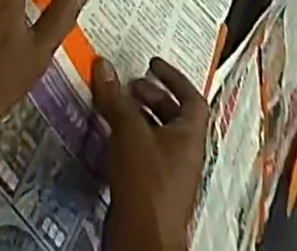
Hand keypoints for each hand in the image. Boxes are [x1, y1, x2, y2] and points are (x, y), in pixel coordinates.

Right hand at [92, 56, 210, 250]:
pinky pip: (143, 150)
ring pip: (156, 133)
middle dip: (151, 95)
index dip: (174, 77)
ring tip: (113, 104)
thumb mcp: (129, 132)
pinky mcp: (150, 186)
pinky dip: (128, 135)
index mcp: (190, 137)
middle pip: (174, 115)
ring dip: (137, 114)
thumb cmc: (146, 182)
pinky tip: (107, 132)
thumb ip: (116, 98)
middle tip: (127, 85)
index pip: (192, 99)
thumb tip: (104, 64)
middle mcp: (184, 153)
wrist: (144, 239)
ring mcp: (168, 172)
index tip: (151, 63)